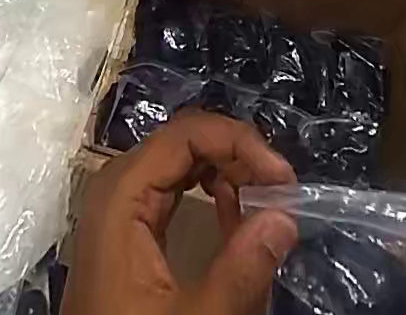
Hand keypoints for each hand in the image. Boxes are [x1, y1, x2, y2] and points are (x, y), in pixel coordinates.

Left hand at [64, 112, 299, 314]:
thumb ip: (240, 272)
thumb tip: (285, 217)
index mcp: (123, 190)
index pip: (187, 133)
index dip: (239, 142)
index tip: (283, 178)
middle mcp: (120, 181)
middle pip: (186, 140)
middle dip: (238, 156)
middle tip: (281, 192)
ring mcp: (123, 199)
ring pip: (183, 159)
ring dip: (228, 171)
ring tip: (264, 203)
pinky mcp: (132, 220)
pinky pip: (176, 184)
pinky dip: (210, 189)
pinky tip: (233, 213)